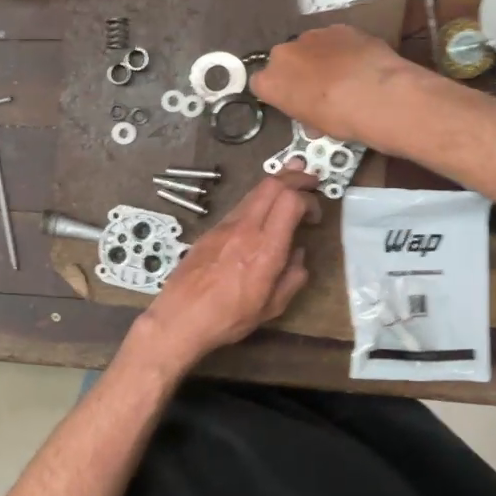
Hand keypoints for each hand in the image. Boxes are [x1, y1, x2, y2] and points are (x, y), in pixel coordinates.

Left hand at [133, 173, 320, 367]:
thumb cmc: (228, 318)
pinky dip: (257, 200)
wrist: (180, 317)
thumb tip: (297, 255)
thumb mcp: (272, 307)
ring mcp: (223, 227)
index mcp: (265, 248)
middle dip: (294, 177)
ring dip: (274, 184)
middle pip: (270, 185)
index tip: (316, 216)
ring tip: (291, 182)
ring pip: (252, 193)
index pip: (290, 200)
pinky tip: (263, 209)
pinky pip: (238, 207)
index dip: (309, 199)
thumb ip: (292, 278)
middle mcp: (244, 230)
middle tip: (310, 180)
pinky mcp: (209, 232)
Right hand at [250, 26, 430, 148]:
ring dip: (319, 56)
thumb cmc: (338, 119)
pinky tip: (358, 61)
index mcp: (268, 82)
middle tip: (318, 86)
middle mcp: (282, 54)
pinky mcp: (338, 27)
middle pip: (284, 60)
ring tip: (343, 72)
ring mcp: (310, 36)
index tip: (293, 100)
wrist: (378, 95)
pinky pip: (334, 38)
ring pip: (309, 46)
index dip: (279, 91)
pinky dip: (342, 47)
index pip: (262, 83)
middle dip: (297, 70)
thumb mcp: (312, 123)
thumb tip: (311, 106)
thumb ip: (301, 107)